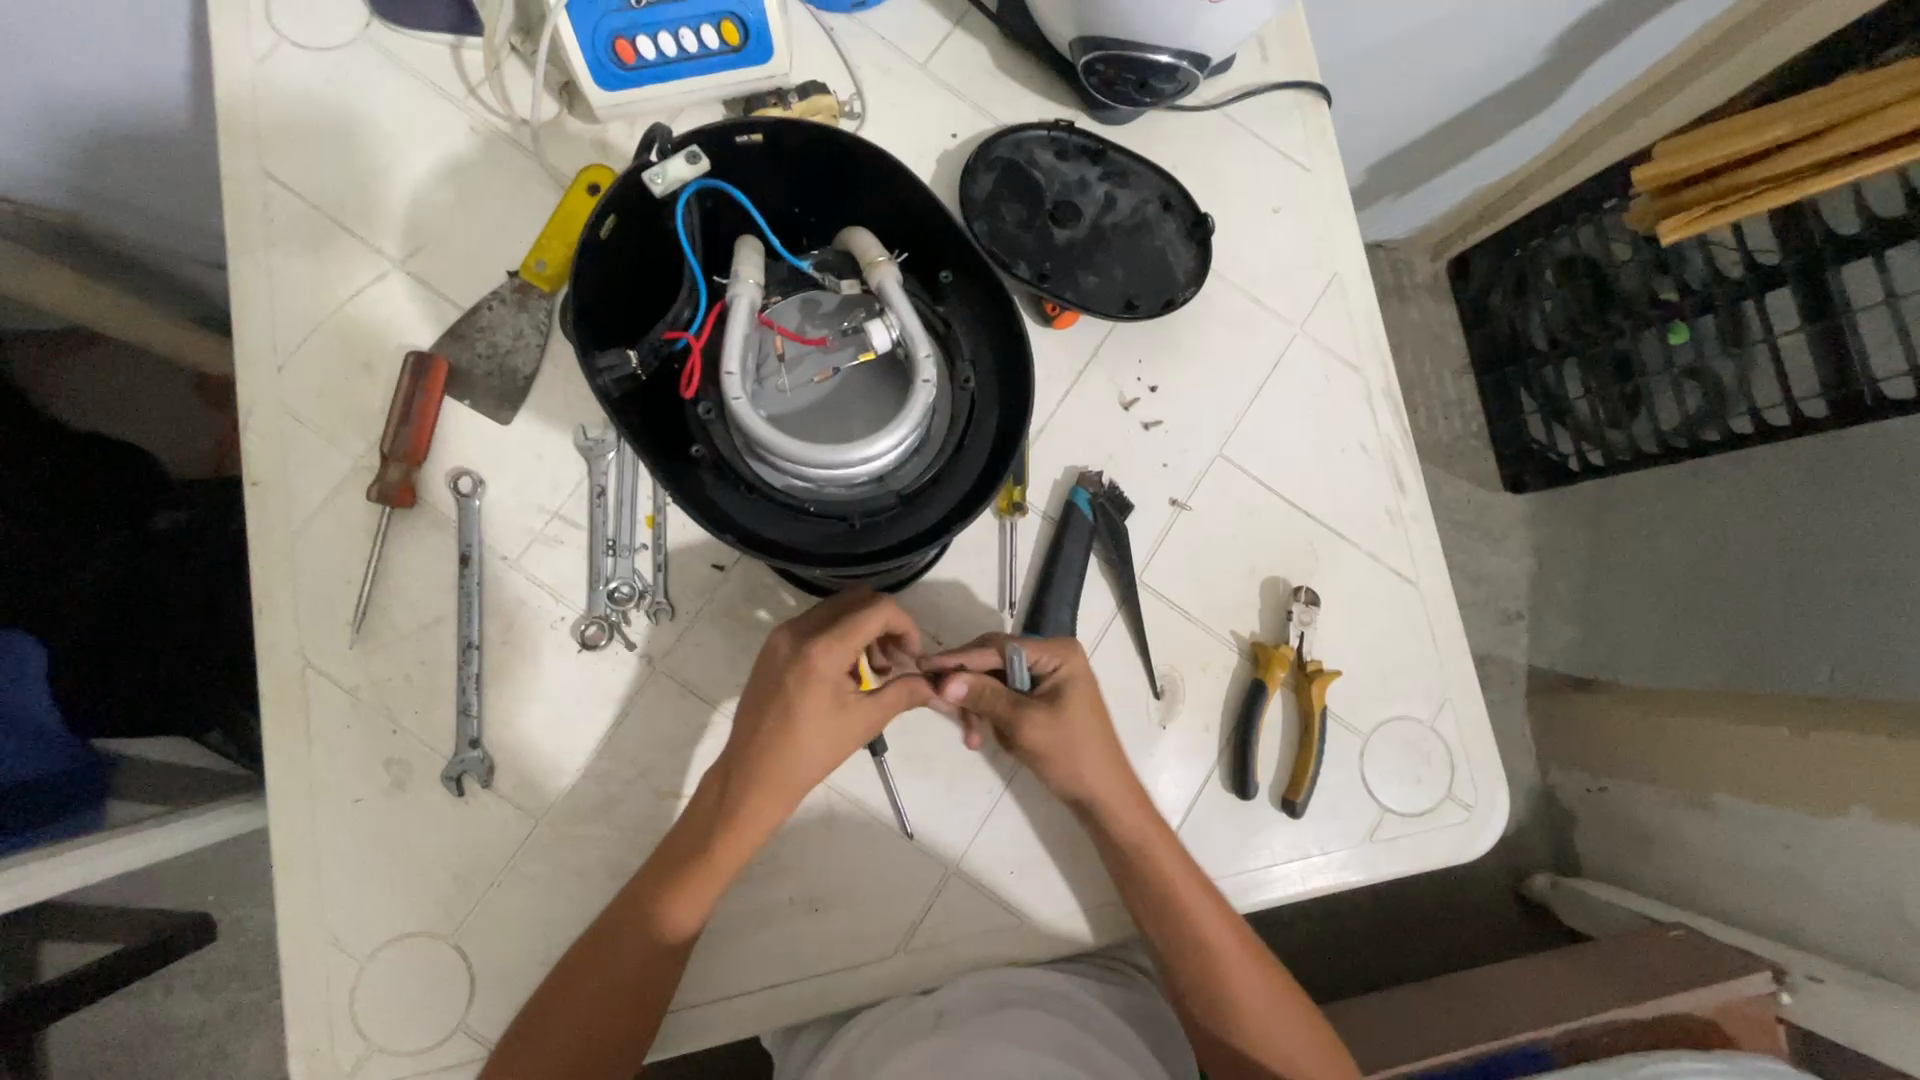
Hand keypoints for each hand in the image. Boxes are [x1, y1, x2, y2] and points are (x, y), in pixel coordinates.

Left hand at [711, 590, 934, 828]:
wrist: (753, 774)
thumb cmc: (812, 752)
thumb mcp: (866, 721)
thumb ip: (904, 693)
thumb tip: (935, 685)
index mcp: (823, 648)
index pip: (878, 609)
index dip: (905, 626)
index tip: (912, 657)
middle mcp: (800, 629)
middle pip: (857, 600)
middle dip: (885, 624)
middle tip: (895, 660)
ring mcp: (782, 634)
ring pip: (836, 608)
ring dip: (863, 628)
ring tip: (872, 671)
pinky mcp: (773, 644)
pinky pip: (816, 622)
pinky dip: (839, 634)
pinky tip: (845, 672)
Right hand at [921, 635, 1142, 812]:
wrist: (1101, 795)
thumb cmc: (1070, 755)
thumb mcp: (1023, 724)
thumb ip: (984, 696)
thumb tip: (944, 680)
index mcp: (1057, 652)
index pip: (997, 646)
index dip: (960, 658)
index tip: (924, 664)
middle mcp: (1052, 656)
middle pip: (993, 660)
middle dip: (969, 686)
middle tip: (939, 702)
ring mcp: (1047, 676)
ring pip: (995, 681)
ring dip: (979, 707)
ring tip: (972, 739)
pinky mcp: (1042, 696)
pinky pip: (1006, 696)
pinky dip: (992, 715)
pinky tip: (984, 738)